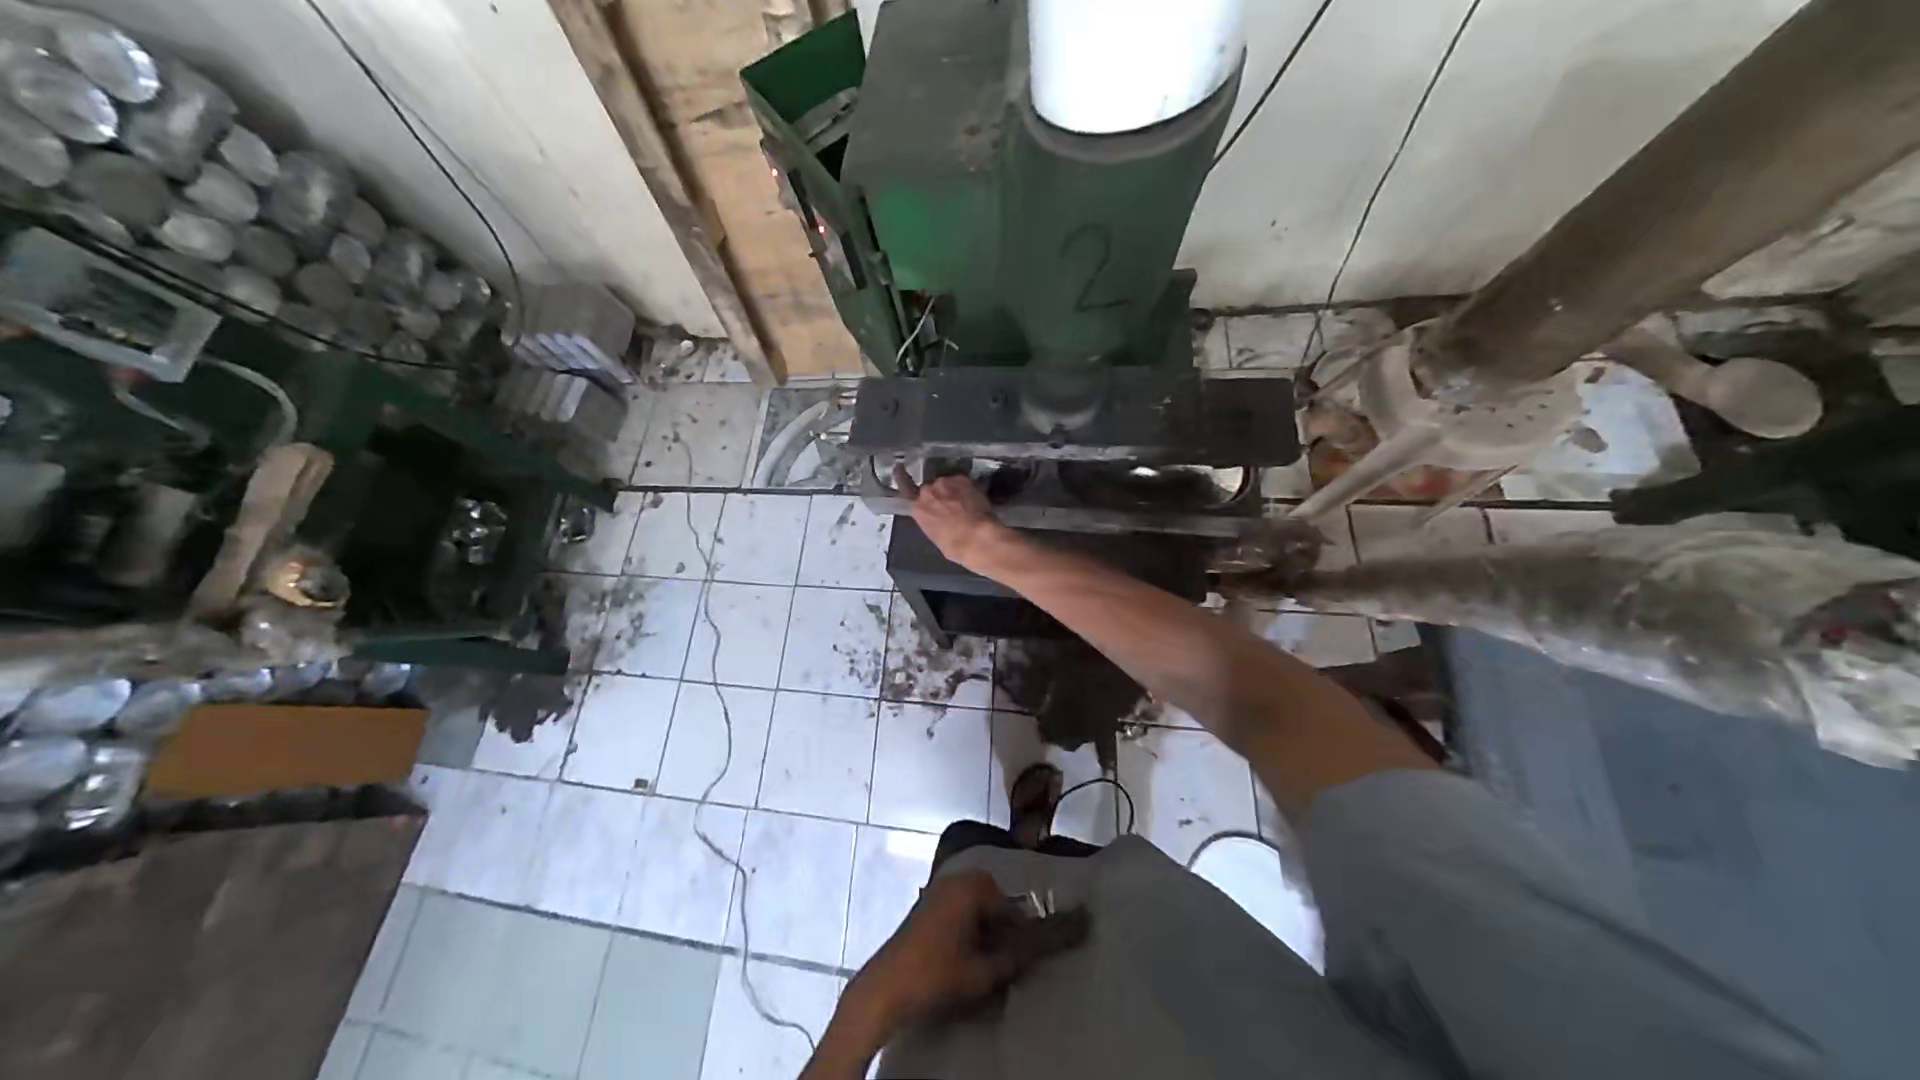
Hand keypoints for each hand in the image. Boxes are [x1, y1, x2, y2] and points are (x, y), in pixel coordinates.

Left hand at [839, 871, 1035, 1036]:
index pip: (1007, 903)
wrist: (886, 987)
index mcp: (970, 889)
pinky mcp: (923, 905)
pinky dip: (966, 919)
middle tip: (1009, 947)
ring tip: (989, 950)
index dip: (1020, 928)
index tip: (1028, 950)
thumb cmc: (935, 976)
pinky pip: (955, 903)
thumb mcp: (981, 974)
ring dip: (984, 918)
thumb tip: (1030, 954)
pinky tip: (967, 947)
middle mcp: (953, 881)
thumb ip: (1010, 961)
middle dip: (1001, 917)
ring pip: (971, 898)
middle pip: (989, 893)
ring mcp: (936, 891)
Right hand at [892, 465, 1017, 574]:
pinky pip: (960, 481)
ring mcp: (945, 483)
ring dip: (952, 490)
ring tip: (964, 503)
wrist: (978, 537)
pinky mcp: (963, 479)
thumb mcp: (935, 536)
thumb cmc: (955, 546)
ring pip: (946, 483)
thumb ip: (931, 520)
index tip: (900, 468)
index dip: (901, 475)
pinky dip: (965, 488)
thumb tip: (938, 518)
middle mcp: (928, 491)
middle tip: (949, 506)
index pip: (904, 485)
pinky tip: (972, 499)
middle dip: (938, 494)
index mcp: (917, 508)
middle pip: (930, 488)